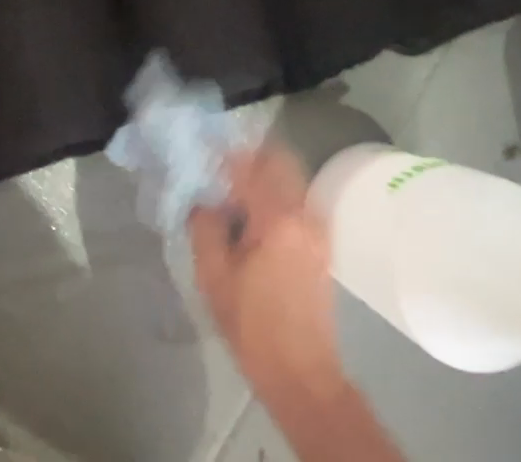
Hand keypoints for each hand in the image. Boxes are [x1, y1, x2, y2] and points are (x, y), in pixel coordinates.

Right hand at [190, 148, 344, 405]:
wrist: (300, 373)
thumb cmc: (251, 324)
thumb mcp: (213, 274)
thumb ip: (205, 226)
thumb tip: (204, 201)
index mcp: (277, 219)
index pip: (250, 165)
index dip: (223, 152)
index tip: (200, 147)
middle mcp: (304, 216)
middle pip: (280, 162)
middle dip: (247, 155)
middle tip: (216, 161)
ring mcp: (318, 230)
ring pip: (290, 180)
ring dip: (261, 174)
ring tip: (229, 186)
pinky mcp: (320, 246)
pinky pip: (295, 202)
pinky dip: (272, 194)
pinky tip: (248, 213)